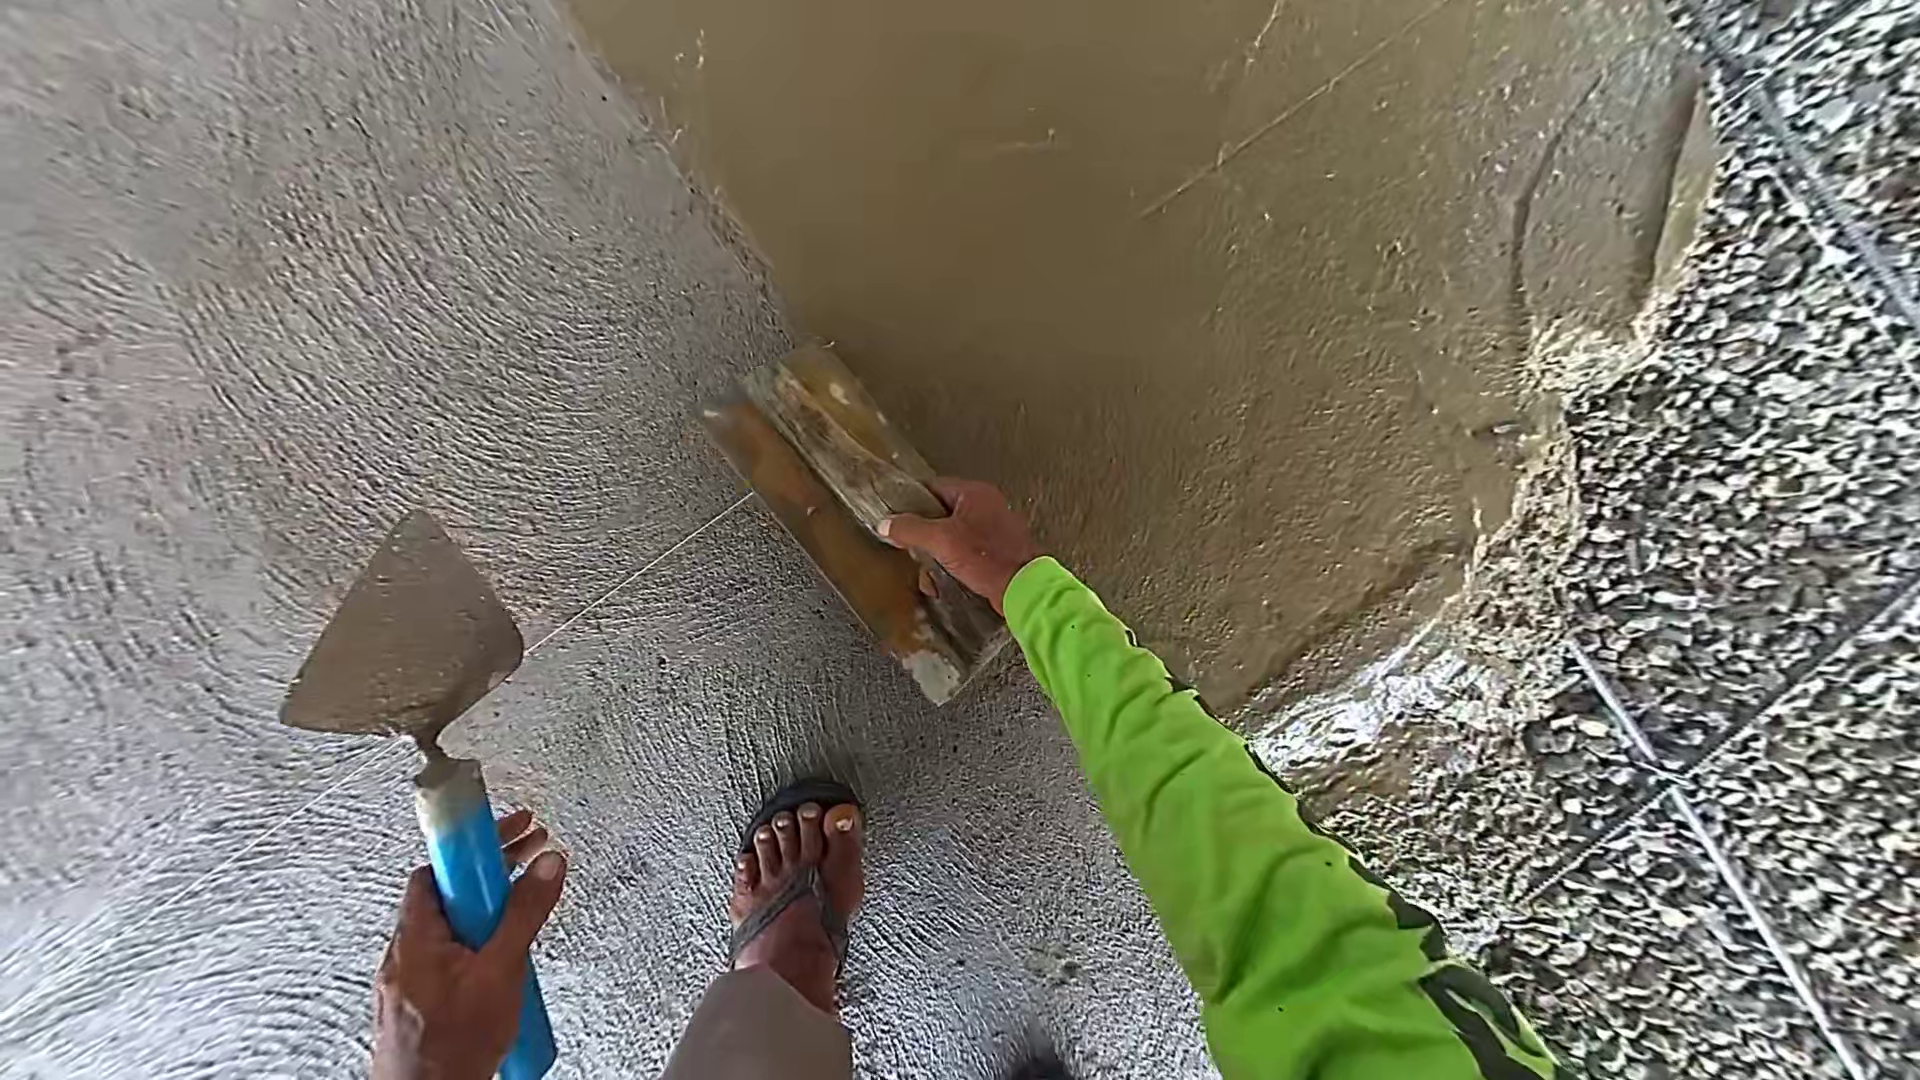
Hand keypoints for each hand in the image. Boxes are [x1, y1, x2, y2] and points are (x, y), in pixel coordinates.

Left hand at [372, 809, 566, 1079]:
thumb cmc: (451, 1051)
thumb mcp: (501, 969)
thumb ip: (526, 911)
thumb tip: (548, 863)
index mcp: (416, 942)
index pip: (435, 872)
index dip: (473, 845)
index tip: (505, 825)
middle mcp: (408, 955)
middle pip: (450, 889)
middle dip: (494, 863)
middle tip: (529, 844)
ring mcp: (415, 975)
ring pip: (456, 916)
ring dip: (495, 894)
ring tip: (529, 886)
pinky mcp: (428, 993)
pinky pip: (458, 942)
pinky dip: (488, 924)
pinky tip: (511, 934)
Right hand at [878, 478, 1043, 614]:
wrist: (1022, 588)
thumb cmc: (987, 558)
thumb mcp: (941, 540)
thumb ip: (910, 529)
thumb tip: (886, 523)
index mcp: (975, 494)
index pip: (933, 487)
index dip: (912, 502)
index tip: (897, 518)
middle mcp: (986, 507)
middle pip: (940, 515)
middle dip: (924, 539)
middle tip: (914, 551)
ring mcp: (992, 530)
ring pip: (950, 539)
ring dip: (936, 558)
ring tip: (931, 574)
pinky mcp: (995, 553)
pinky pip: (964, 555)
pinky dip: (951, 568)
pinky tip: (944, 583)